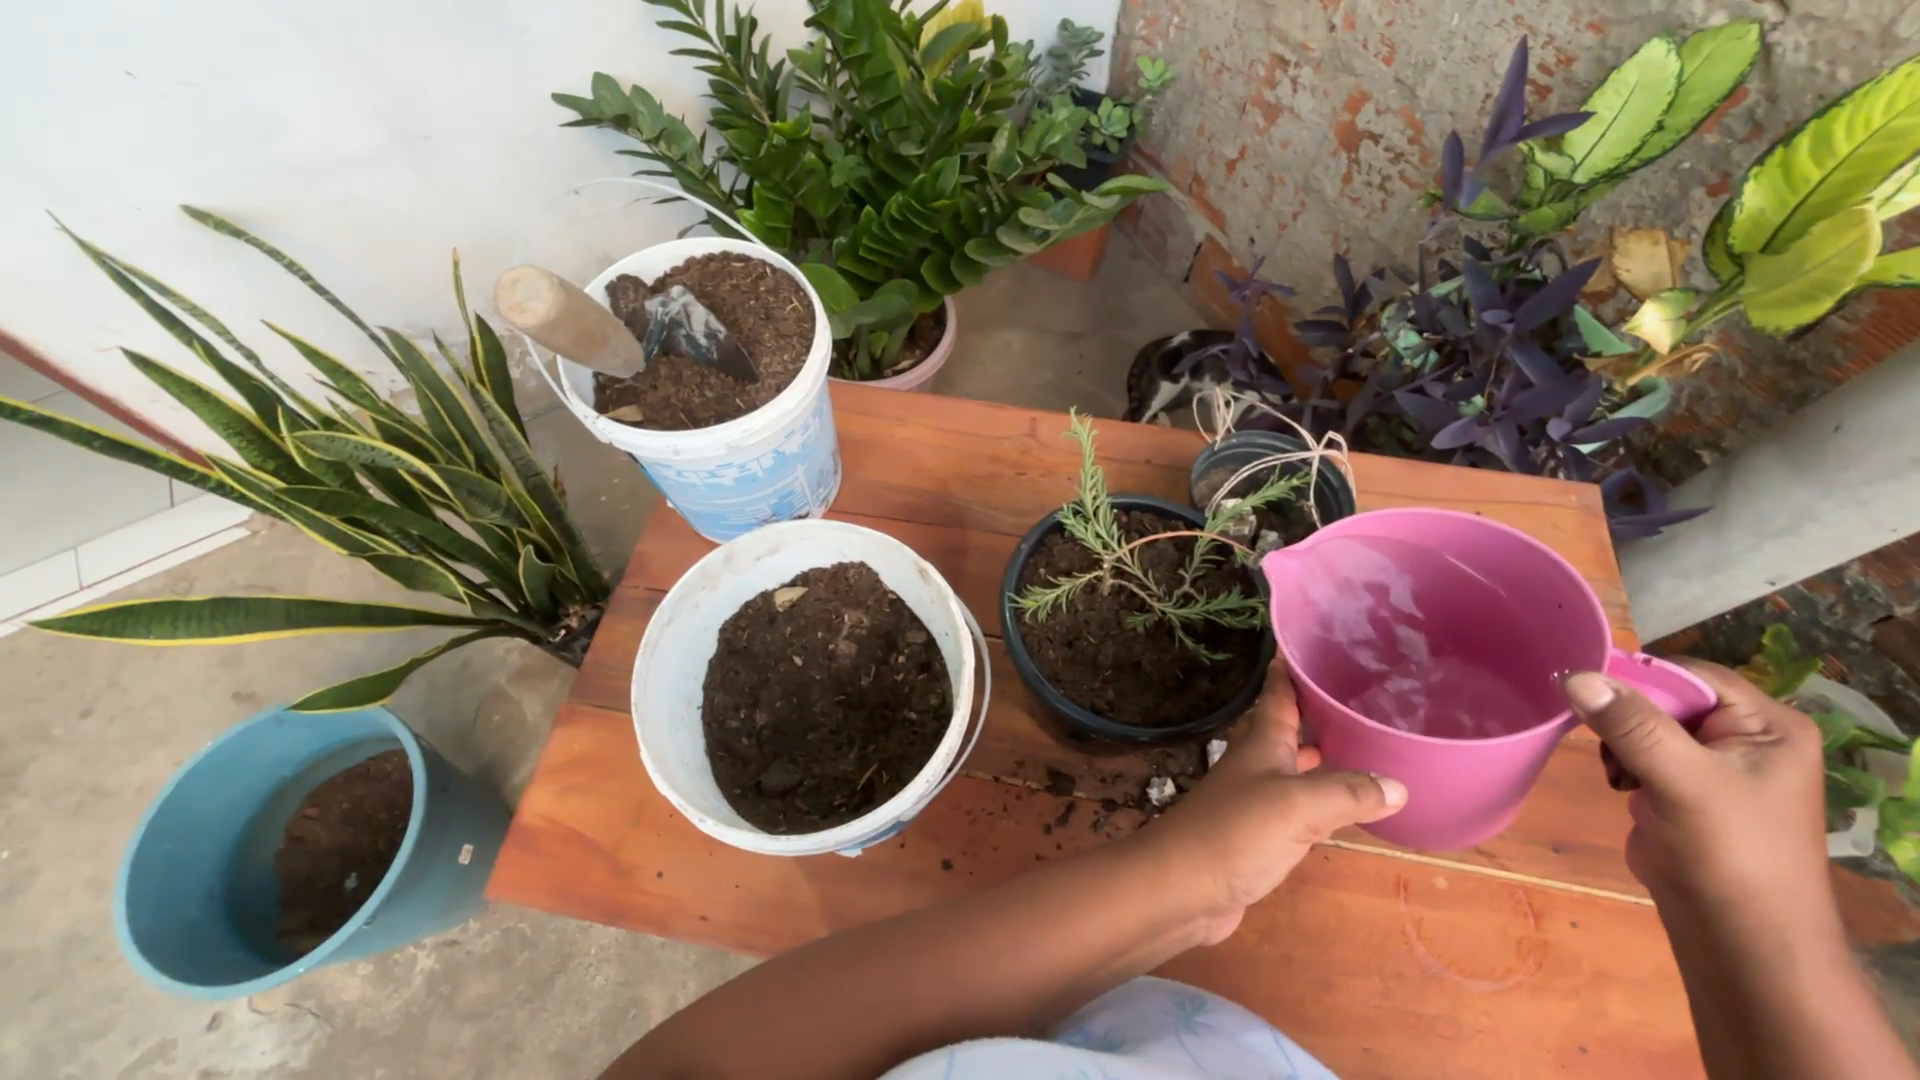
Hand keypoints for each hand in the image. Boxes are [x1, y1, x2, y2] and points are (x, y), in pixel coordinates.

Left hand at [1132, 657, 1407, 944]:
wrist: (1180, 887)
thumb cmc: (1234, 833)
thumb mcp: (1297, 806)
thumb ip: (1347, 792)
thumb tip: (1398, 784)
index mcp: (1263, 742)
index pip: (1280, 691)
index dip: (1295, 666)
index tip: (1320, 641)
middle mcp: (1259, 762)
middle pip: (1291, 726)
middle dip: (1322, 709)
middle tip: (1367, 695)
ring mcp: (1257, 798)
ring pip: (1297, 765)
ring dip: (1326, 753)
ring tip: (1370, 744)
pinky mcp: (1261, 834)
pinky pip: (1300, 805)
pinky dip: (1325, 798)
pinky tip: (1350, 807)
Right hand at [1561, 661, 1829, 914]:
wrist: (1737, 933)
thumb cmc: (1729, 853)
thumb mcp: (1682, 781)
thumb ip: (1631, 726)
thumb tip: (1574, 676)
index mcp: (1768, 726)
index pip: (1692, 676)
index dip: (1638, 678)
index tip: (1583, 687)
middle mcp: (1746, 737)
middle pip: (1666, 697)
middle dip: (1625, 717)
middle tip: (1597, 736)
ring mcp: (1714, 763)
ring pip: (1645, 723)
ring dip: (1618, 741)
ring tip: (1619, 773)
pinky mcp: (1683, 786)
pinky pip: (1640, 750)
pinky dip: (1620, 761)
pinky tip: (1620, 784)